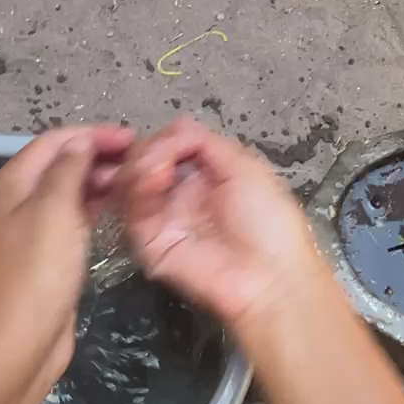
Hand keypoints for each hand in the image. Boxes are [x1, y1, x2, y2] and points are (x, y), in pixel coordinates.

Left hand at [0, 124, 133, 378]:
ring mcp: (34, 230)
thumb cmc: (35, 273)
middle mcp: (20, 201)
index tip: (135, 138)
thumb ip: (69, 170)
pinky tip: (123, 209)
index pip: (56, 141)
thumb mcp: (54, 210)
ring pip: (72, 191)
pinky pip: (76, 218)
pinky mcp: (50, 256)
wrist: (17, 344)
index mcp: (14, 183)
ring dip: (102, 181)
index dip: (93, 134)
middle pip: (63, 164)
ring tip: (141, 182)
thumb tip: (82, 143)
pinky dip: (98, 207)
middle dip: (100, 155)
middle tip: (145, 161)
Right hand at [117, 118, 329, 328]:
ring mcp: (164, 220)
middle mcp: (181, 196)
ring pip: (132, 183)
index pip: (169, 147)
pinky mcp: (151, 244)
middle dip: (149, 149)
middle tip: (164, 155)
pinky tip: (154, 179)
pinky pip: (133, 212)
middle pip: (145, 162)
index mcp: (206, 177)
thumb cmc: (270, 221)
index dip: (167, 138)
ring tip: (159, 167)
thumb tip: (177, 126)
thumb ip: (208, 143)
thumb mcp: (247, 168)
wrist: (271, 276)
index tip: (176, 135)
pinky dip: (138, 188)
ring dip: (140, 165)